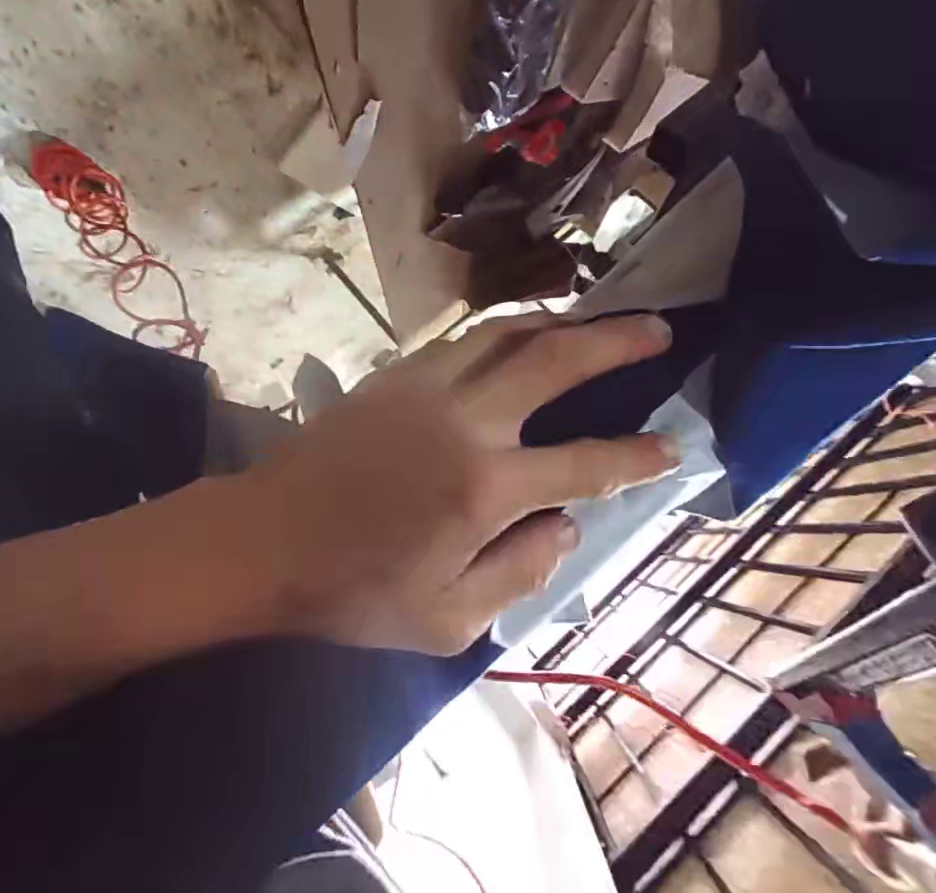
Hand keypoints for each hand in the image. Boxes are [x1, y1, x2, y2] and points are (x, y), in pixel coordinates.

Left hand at [238, 313, 679, 654]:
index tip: (671, 447)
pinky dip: (502, 329)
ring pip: (507, 331)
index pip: (585, 465)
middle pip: (556, 361)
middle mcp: (466, 421)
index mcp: (485, 487)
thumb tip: (568, 527)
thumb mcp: (446, 619)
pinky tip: (516, 333)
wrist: (264, 540)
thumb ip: (519, 572)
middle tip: (657, 328)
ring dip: (558, 319)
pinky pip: (462, 338)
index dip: (637, 457)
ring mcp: (426, 387)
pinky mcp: (394, 374)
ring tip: (592, 317)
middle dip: (616, 342)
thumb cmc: (354, 591)